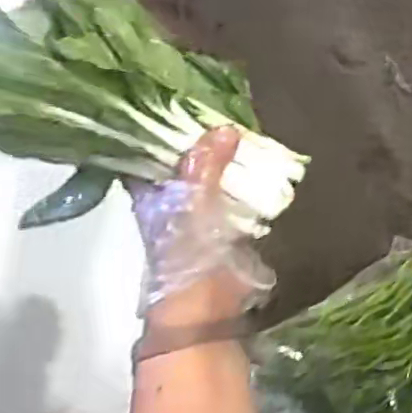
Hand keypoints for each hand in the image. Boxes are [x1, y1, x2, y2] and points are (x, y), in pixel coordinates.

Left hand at [130, 127, 275, 321]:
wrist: (207, 309)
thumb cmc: (188, 259)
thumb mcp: (193, 208)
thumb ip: (207, 169)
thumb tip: (225, 128)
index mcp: (150, 195)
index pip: (146, 151)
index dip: (159, 128)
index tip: (183, 103)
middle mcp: (171, 200)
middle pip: (184, 159)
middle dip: (203, 137)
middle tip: (229, 108)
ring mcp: (199, 213)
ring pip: (211, 173)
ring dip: (228, 155)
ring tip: (251, 129)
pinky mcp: (226, 224)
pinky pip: (236, 189)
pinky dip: (248, 175)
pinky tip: (265, 161)